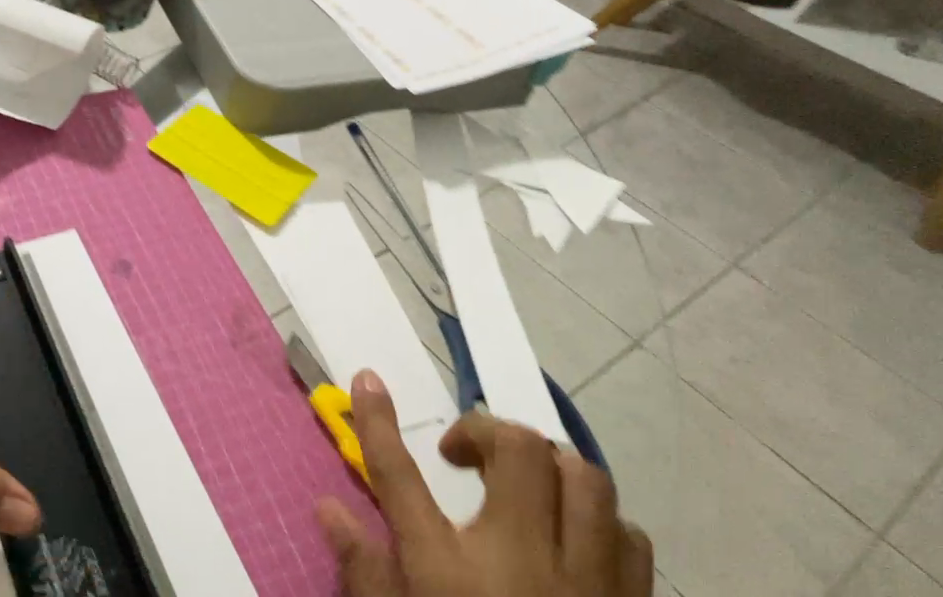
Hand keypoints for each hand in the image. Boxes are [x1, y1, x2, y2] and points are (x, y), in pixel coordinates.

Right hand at [316, 371, 652, 596]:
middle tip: (462, 458)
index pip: (398, 473)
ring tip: (521, 485)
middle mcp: (519, 556)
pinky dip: (600, 519)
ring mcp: (586, 580)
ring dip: (547, 468)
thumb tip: (327, 508)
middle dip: (485, 433)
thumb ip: (363, 568)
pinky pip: (628, 534)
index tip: (367, 379)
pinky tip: (576, 534)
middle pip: (516, 450)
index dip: (378, 419)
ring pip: (584, 479)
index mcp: (446, 565)